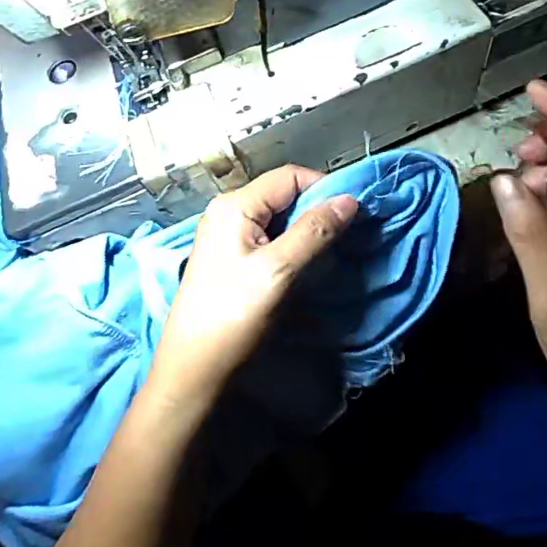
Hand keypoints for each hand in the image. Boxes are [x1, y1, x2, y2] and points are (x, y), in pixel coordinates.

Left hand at [146, 166, 358, 416]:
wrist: (193, 371)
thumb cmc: (232, 317)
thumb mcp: (278, 271)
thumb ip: (315, 231)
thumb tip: (350, 199)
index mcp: (235, 205)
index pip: (292, 176)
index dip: (324, 189)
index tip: (353, 216)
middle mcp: (229, 212)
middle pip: (286, 195)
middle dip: (318, 211)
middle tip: (346, 238)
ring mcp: (229, 236)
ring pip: (281, 219)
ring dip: (308, 232)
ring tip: (331, 255)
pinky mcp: (233, 258)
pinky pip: (271, 239)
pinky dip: (294, 247)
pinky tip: (307, 268)